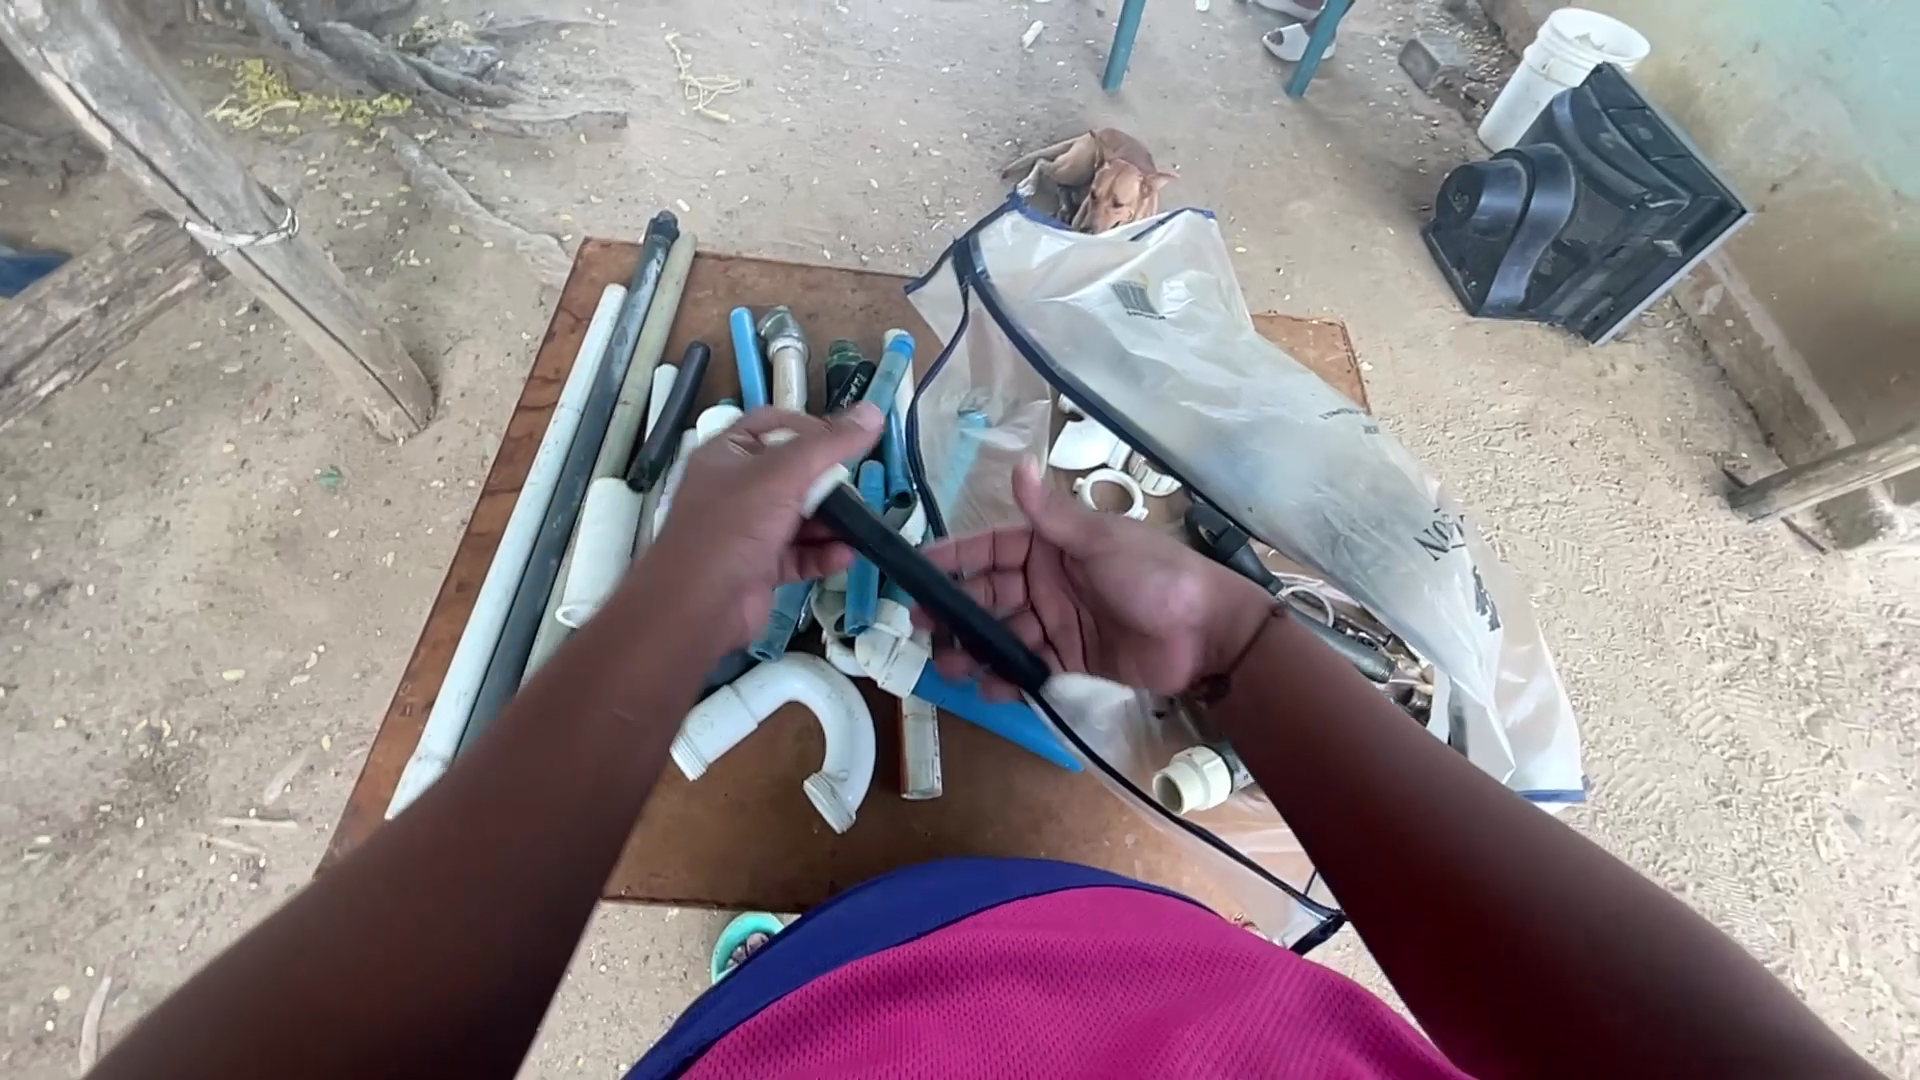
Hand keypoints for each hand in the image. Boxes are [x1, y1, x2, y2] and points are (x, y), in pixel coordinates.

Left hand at [635, 404, 882, 650]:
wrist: (698, 606)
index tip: (844, 442)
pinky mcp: (760, 565)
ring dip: (830, 523)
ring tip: (858, 527)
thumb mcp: (784, 474)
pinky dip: (822, 554)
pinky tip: (844, 556)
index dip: (810, 428)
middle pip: (793, 473)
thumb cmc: (733, 527)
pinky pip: (799, 553)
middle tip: (855, 491)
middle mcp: (736, 488)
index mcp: (728, 454)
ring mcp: (747, 529)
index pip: (773, 424)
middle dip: (827, 484)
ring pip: (799, 517)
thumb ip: (830, 444)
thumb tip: (873, 412)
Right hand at [916, 461, 1273, 698]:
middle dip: (954, 609)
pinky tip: (987, 686)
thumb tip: (1018, 465)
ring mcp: (1057, 623)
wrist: (1206, 635)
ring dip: (973, 648)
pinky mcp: (1070, 660)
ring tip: (948, 664)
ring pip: (1002, 634)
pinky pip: (1027, 667)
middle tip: (921, 625)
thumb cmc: (1153, 576)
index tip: (918, 570)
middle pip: (988, 595)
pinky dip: (1006, 677)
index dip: (955, 558)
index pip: (991, 548)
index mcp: (1052, 547)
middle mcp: (1047, 583)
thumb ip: (1052, 515)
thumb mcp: (1100, 540)